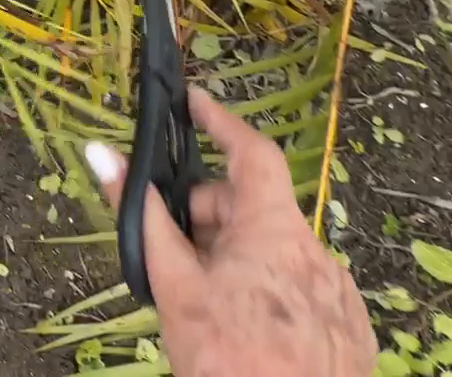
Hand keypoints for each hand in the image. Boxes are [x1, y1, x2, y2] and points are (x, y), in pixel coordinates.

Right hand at [86, 87, 373, 376]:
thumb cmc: (224, 353)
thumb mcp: (170, 278)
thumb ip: (138, 209)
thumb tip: (100, 152)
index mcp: (275, 233)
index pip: (253, 153)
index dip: (220, 121)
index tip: (191, 100)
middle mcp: (319, 255)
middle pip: (252, 207)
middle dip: (206, 213)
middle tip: (170, 245)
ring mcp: (341, 295)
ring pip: (272, 248)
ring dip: (232, 251)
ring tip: (201, 293)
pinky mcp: (350, 331)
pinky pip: (298, 283)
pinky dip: (262, 283)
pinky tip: (239, 318)